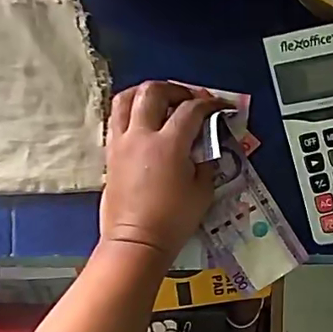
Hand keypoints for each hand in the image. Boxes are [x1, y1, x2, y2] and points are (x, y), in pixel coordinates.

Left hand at [99, 82, 224, 262]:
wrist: (136, 242)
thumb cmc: (174, 220)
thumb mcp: (203, 190)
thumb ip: (206, 161)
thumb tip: (205, 146)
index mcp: (169, 144)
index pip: (192, 109)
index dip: (211, 104)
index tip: (222, 107)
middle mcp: (141, 135)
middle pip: (154, 91)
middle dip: (176, 89)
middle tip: (190, 98)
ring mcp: (121, 142)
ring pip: (126, 98)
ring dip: (146, 92)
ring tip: (161, 100)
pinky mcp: (110, 153)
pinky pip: (117, 119)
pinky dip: (132, 111)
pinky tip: (145, 122)